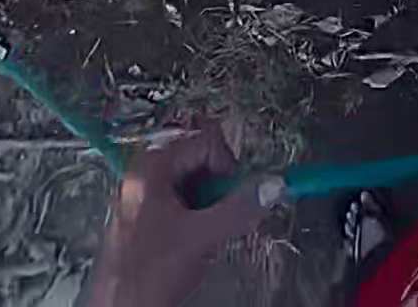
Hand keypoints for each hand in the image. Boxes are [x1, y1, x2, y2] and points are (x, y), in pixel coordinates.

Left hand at [86, 130, 281, 306]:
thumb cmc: (146, 276)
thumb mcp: (199, 238)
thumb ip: (239, 208)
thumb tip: (274, 184)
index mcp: (153, 167)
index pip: (207, 142)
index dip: (228, 166)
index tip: (236, 194)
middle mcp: (146, 175)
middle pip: (201, 161)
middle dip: (218, 188)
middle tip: (221, 216)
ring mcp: (144, 198)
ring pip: (195, 184)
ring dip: (210, 206)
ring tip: (206, 235)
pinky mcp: (146, 221)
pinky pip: (184, 203)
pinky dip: (198, 219)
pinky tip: (194, 245)